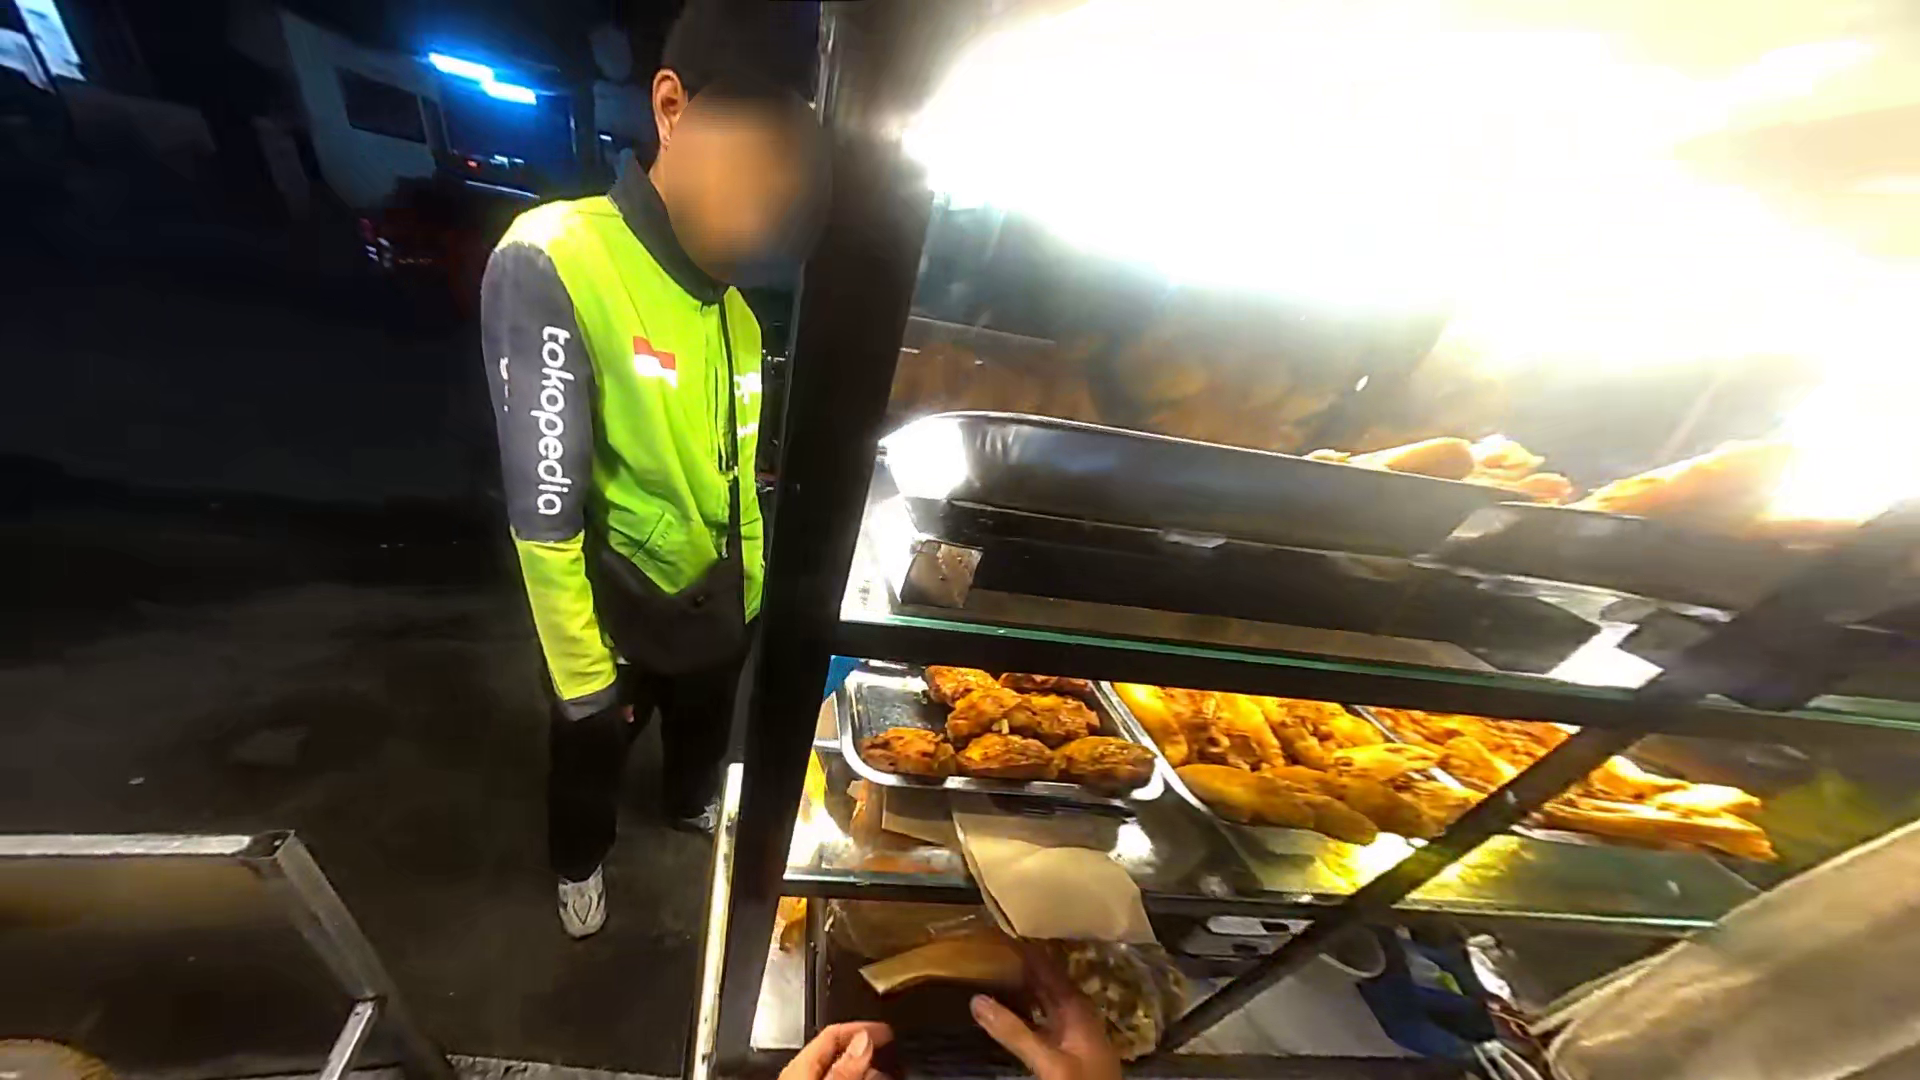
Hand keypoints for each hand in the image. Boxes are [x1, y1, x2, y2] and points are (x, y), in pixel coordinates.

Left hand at [778, 1022, 893, 1079]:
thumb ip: (844, 1066)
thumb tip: (864, 1039)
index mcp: (799, 1066)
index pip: (834, 1031)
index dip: (862, 1027)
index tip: (886, 1030)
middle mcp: (800, 1075)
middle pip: (838, 1053)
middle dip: (866, 1051)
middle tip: (890, 1054)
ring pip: (839, 1072)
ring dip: (863, 1070)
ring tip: (885, 1073)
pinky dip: (854, 1079)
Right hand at [970, 944, 1122, 1079]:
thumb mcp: (1048, 1061)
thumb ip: (1013, 1032)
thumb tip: (976, 999)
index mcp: (1076, 1003)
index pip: (1047, 963)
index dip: (1024, 947)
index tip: (1000, 929)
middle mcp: (1075, 1010)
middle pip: (1045, 979)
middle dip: (1020, 964)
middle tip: (990, 946)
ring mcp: (1072, 1031)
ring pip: (1043, 999)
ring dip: (1021, 986)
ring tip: (994, 969)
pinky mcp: (1066, 1050)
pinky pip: (1042, 1019)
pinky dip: (1025, 1009)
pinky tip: (1009, 1008)